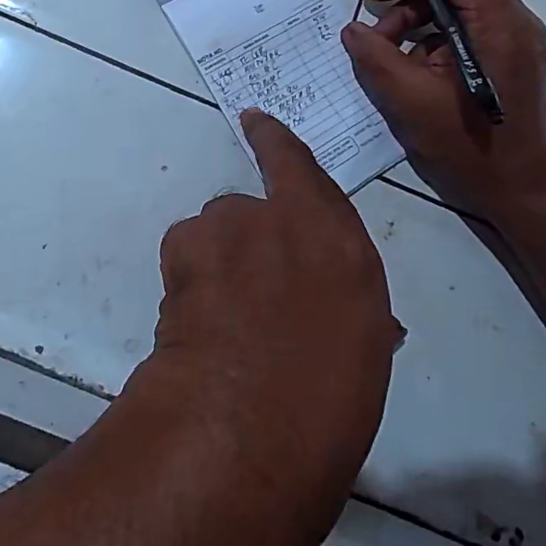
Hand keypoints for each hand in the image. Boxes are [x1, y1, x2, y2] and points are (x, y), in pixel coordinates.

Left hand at [150, 110, 398, 523]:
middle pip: (252, 210)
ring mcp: (234, 227)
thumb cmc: (325, 407)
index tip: (256, 121)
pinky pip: (188, 253)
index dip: (276, 143)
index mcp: (342, 246)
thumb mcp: (357, 356)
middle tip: (247, 298)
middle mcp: (288, 220)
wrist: (246, 424)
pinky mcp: (188, 245)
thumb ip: (345, 307)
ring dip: (214, 261)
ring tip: (219, 319)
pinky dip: (189, 278)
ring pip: (214, 231)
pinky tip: (193, 322)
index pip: (305, 171)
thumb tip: (338, 308)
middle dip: (246, 243)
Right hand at [342, 0, 545, 212]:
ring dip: (414, 9)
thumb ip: (375, 57)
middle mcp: (511, 23)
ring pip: (458, 0)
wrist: (517, 188)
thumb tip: (354, 30)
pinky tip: (402, 57)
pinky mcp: (502, 56)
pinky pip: (462, 25)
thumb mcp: (408, 101)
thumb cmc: (468, 147)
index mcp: (497, 26)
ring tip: (380, 39)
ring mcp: (510, 39)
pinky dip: (428, 30)